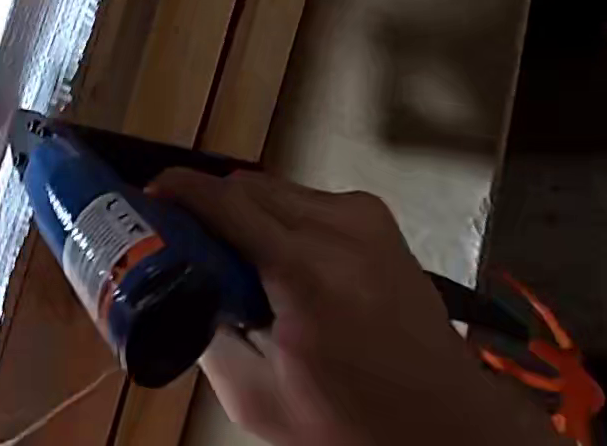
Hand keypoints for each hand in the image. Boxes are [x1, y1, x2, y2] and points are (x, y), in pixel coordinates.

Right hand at [151, 170, 561, 445]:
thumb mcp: (261, 401)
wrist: (457, 433)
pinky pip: (302, 197)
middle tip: (186, 233)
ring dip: (242, 209)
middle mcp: (336, 227)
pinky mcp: (375, 215)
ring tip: (234, 250)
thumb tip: (177, 289)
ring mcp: (362, 215)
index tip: (150, 195)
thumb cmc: (355, 428)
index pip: (224, 201)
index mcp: (305, 273)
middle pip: (244, 185)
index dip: (179, 189)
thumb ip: (208, 337)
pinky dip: (277, 215)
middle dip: (208, 202)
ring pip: (272, 186)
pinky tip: (280, 254)